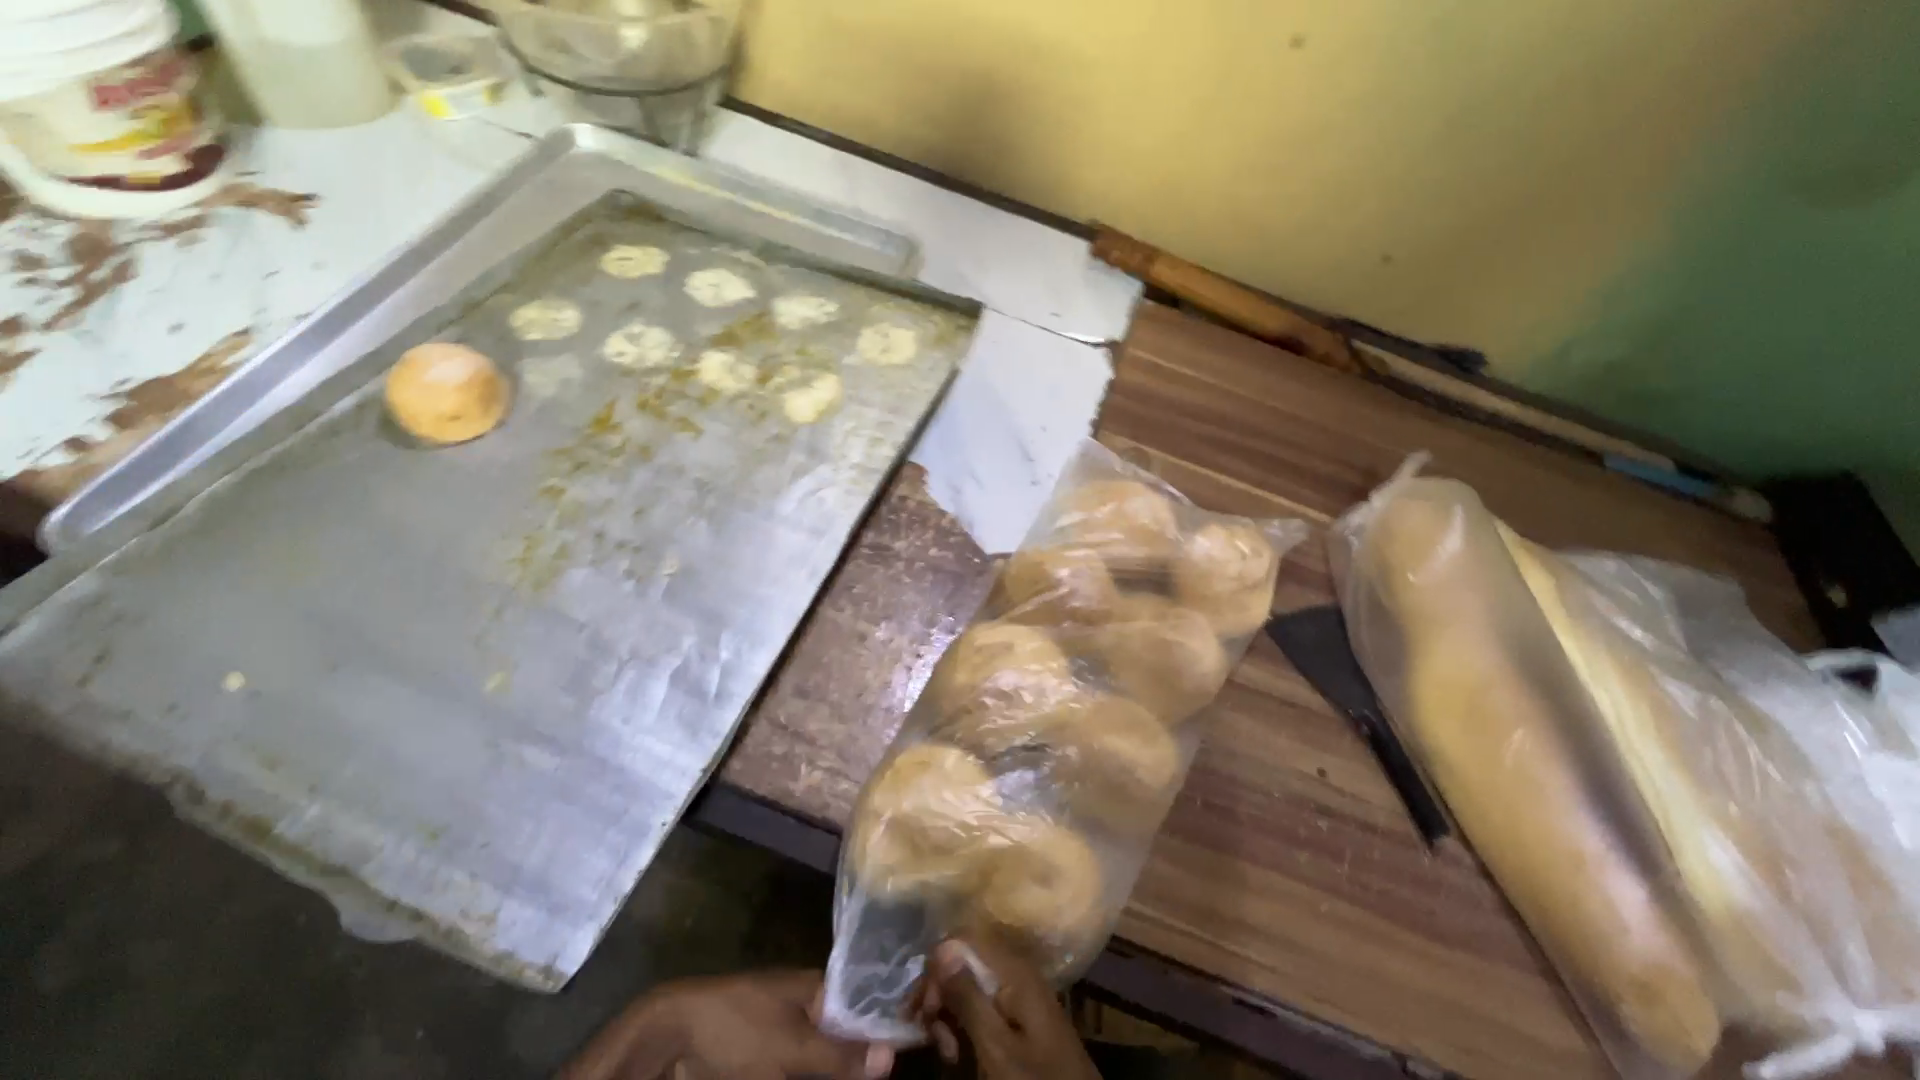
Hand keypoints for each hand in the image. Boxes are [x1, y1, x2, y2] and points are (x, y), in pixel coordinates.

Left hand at [559, 971, 891, 1079]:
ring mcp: (786, 1032)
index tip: (905, 1056)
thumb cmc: (738, 1029)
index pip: (866, 1007)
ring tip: (861, 1079)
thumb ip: (841, 1055)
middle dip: (859, 1063)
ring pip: (823, 1057)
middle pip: (846, 1037)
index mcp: (818, 989)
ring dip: (838, 1071)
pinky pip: (802, 1067)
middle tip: (879, 1079)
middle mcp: (807, 1007)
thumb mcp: (792, 1047)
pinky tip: (830, 1079)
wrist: (671, 1036)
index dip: (885, 1032)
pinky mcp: (767, 1056)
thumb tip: (893, 1057)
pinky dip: (814, 1073)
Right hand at [915, 936, 1100, 1079]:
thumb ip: (968, 996)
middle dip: (938, 992)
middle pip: (963, 961)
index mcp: (1013, 970)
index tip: (924, 1004)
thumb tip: (941, 947)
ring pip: (967, 984)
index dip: (936, 964)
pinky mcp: (1016, 1011)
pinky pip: (980, 1002)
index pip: (963, 938)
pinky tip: (955, 1050)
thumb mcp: (996, 1045)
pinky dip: (962, 1023)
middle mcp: (1014, 971)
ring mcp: (1016, 990)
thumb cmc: (1035, 1077)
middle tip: (925, 1030)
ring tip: (943, 1050)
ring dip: (947, 1012)